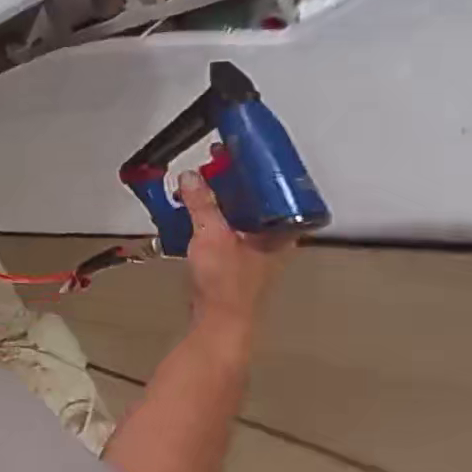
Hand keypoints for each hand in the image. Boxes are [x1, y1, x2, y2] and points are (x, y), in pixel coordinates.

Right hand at [175, 170, 292, 329]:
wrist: (218, 320)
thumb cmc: (226, 279)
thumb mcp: (212, 235)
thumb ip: (201, 204)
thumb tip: (191, 175)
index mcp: (281, 230)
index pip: (279, 191)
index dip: (262, 169)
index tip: (241, 151)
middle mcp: (273, 237)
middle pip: (257, 199)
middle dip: (234, 180)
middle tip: (214, 161)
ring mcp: (254, 249)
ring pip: (240, 212)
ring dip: (219, 197)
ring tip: (197, 181)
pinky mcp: (234, 257)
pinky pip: (224, 225)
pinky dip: (210, 214)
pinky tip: (191, 206)